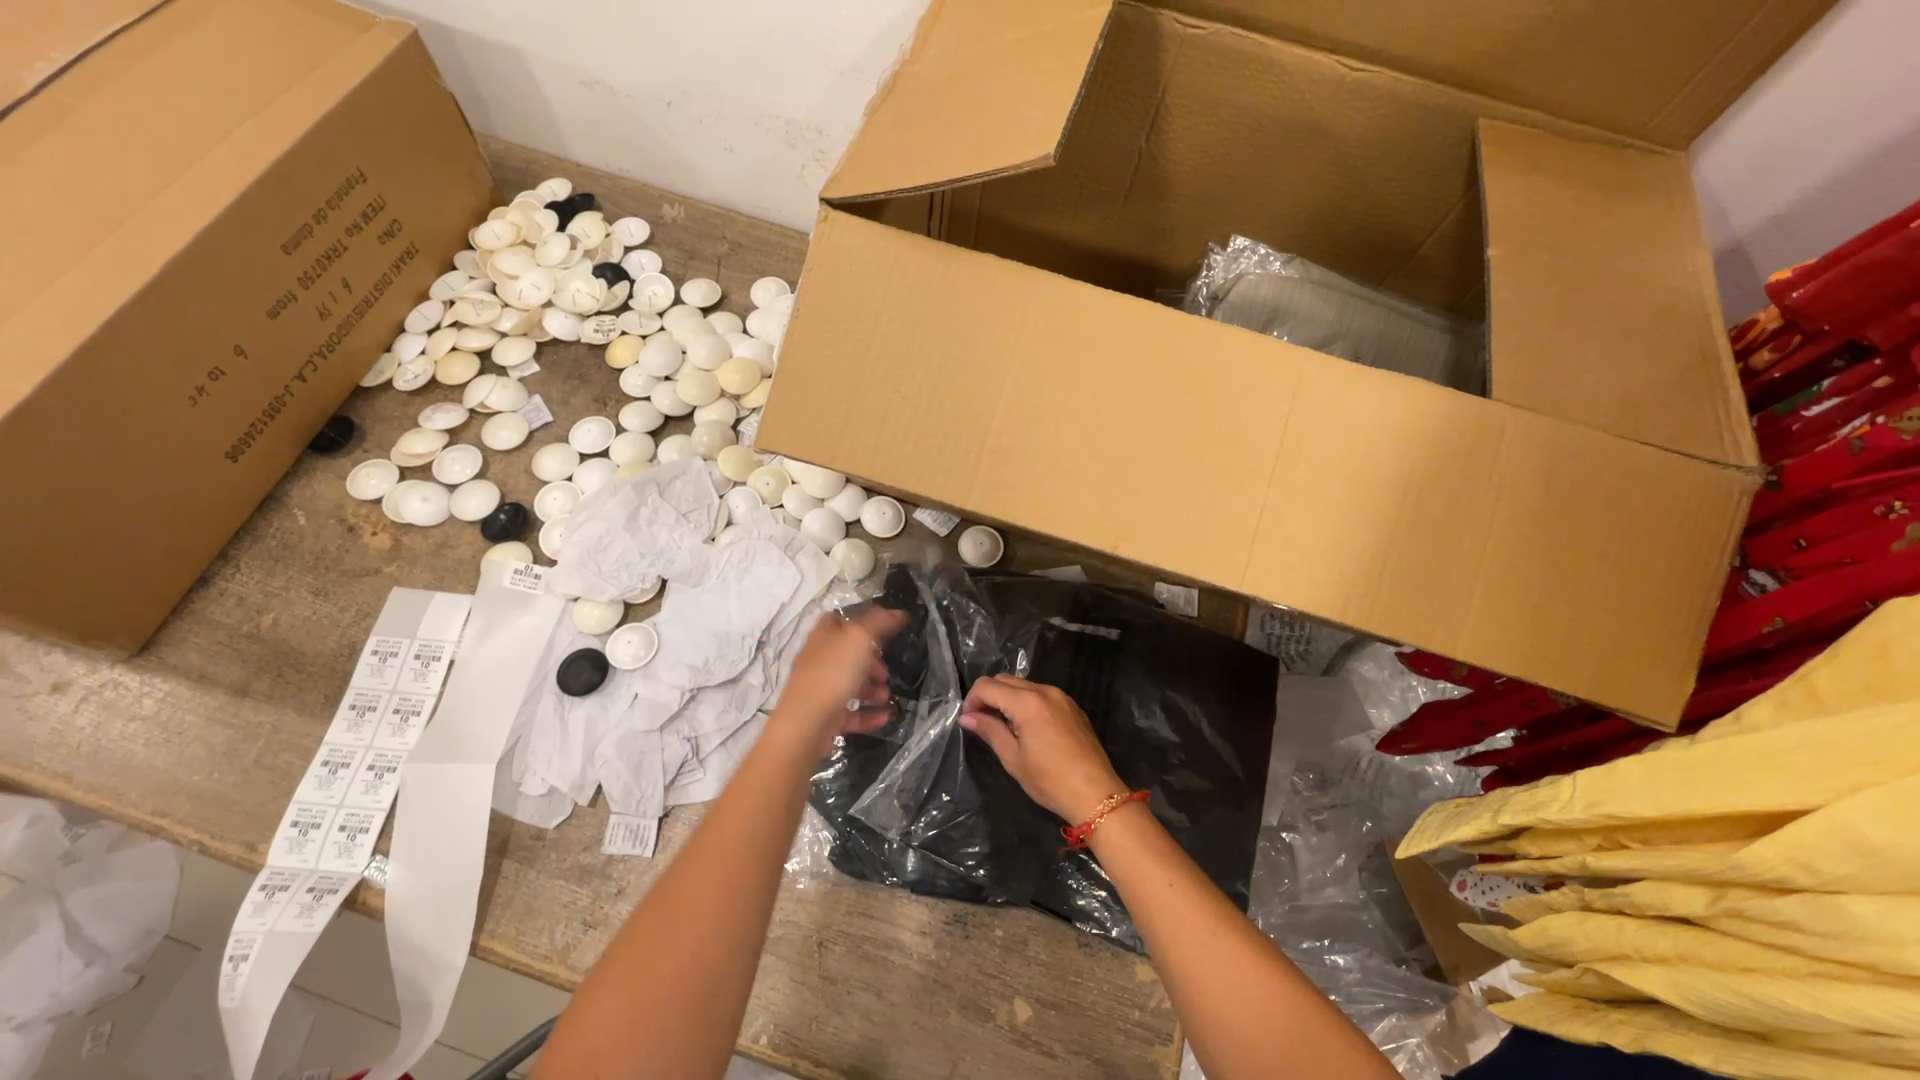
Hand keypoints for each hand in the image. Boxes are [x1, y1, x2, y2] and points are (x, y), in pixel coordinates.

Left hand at [771, 608, 905, 751]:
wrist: (805, 725)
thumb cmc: (832, 674)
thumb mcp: (859, 639)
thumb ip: (879, 623)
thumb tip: (898, 612)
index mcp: (823, 638)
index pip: (836, 621)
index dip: (858, 622)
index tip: (882, 632)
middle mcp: (818, 661)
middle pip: (847, 656)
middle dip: (871, 663)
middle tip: (886, 672)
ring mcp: (820, 691)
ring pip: (849, 685)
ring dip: (872, 690)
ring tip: (887, 696)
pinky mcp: (825, 717)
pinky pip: (850, 713)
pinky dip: (868, 714)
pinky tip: (886, 716)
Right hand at [958, 675, 1126, 822]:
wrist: (1096, 794)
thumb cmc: (1049, 780)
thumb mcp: (1013, 758)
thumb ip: (989, 730)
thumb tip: (967, 717)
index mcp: (1027, 702)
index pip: (987, 686)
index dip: (972, 700)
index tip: (969, 721)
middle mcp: (1045, 690)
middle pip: (1005, 680)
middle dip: (989, 697)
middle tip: (983, 724)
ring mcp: (1062, 697)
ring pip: (1024, 686)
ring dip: (1008, 699)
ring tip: (1006, 728)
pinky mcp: (1073, 707)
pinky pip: (1042, 695)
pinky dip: (1027, 704)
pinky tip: (1028, 729)